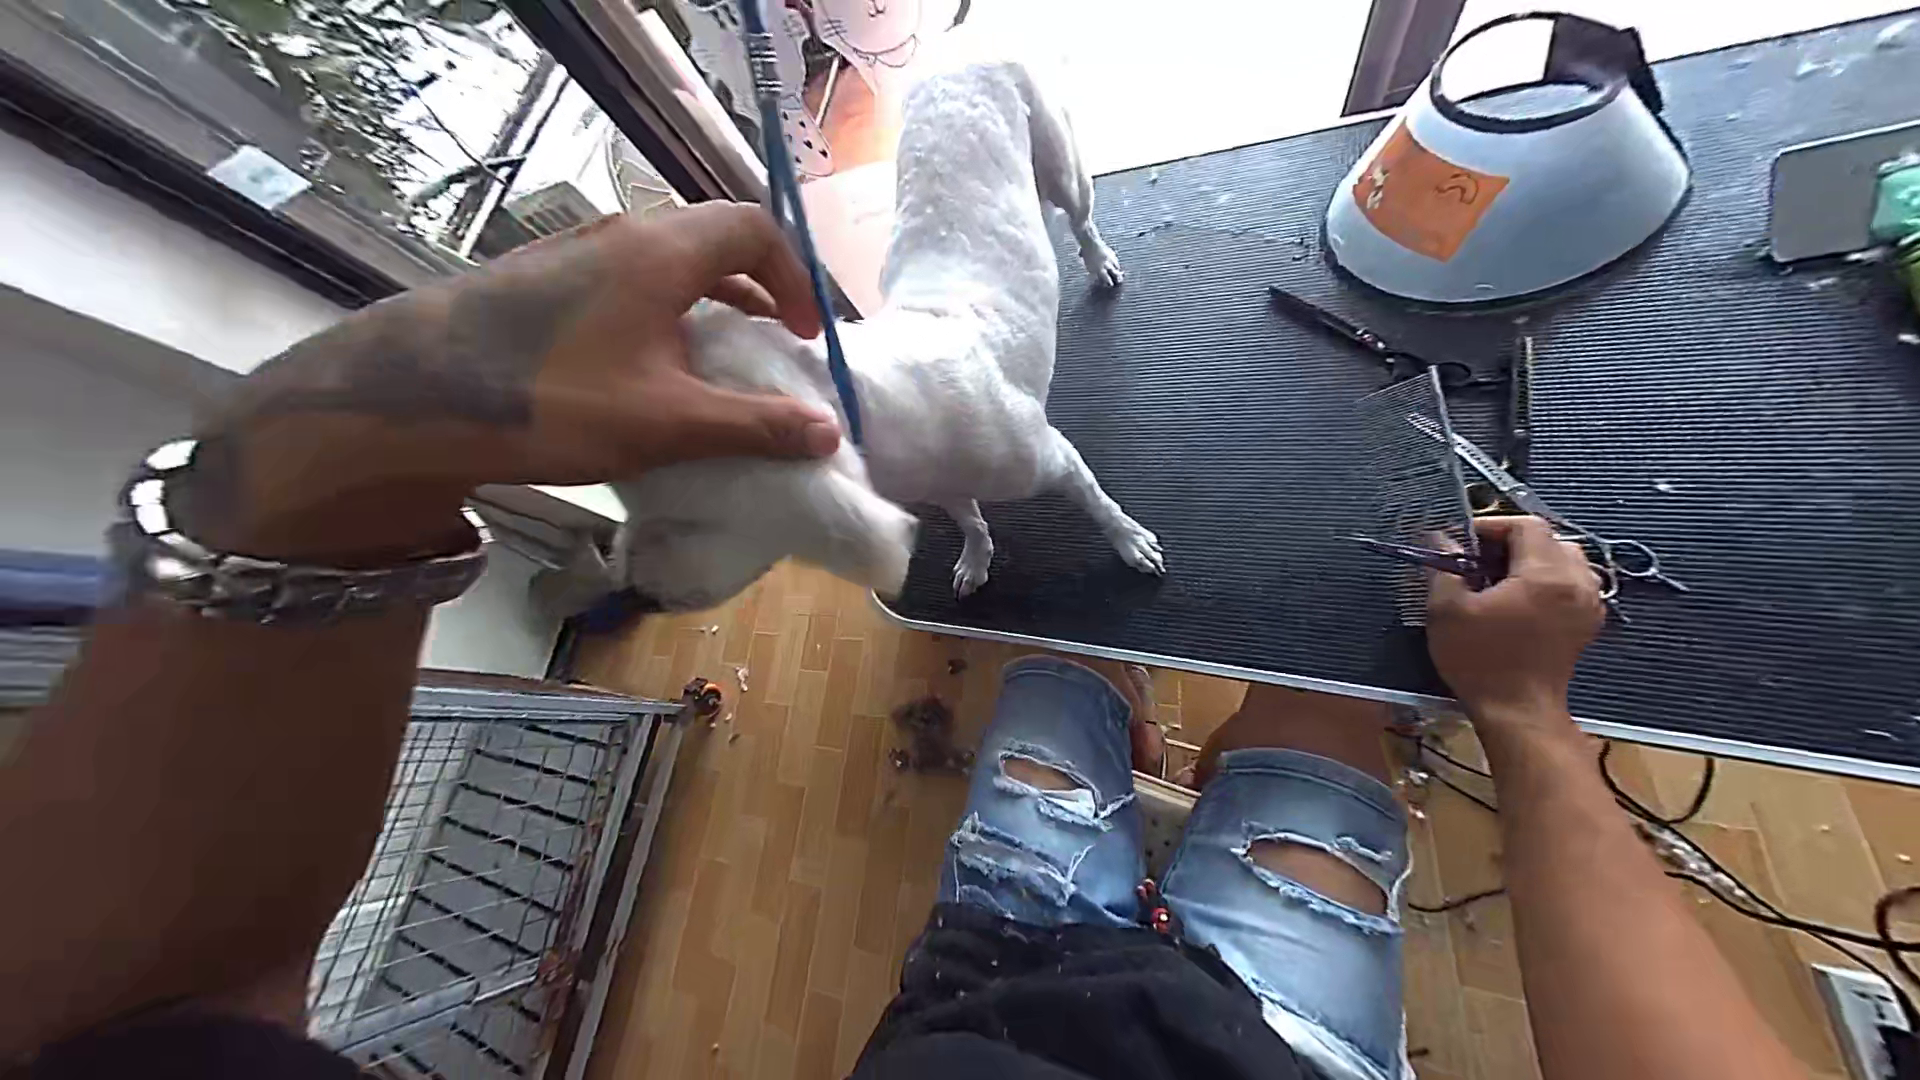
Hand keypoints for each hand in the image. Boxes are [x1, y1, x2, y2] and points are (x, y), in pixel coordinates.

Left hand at [181, 203, 841, 561]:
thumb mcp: (670, 422)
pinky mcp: (546, 285)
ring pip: (670, 261)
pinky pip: (632, 283)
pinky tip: (658, 366)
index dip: (794, 275)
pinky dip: (671, 312)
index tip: (804, 333)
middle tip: (777, 342)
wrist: (404, 402)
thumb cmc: (552, 401)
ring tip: (728, 357)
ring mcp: (575, 257)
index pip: (752, 227)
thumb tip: (828, 433)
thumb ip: (757, 425)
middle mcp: (619, 238)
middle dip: (761, 287)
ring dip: (716, 301)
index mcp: (659, 254)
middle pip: (713, 238)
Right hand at [1427, 516, 1604, 725]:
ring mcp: (1589, 604)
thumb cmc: (1477, 657)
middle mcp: (1578, 584)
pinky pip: (1572, 583)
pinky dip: (1544, 579)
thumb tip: (1440, 540)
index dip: (1490, 526)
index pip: (1527, 526)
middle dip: (1511, 542)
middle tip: (1475, 559)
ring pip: (1566, 560)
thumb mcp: (1445, 609)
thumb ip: (1444, 567)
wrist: (1515, 708)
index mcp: (1545, 576)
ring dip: (1530, 559)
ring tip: (1495, 577)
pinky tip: (1515, 597)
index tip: (1460, 542)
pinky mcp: (1587, 622)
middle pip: (1551, 540)